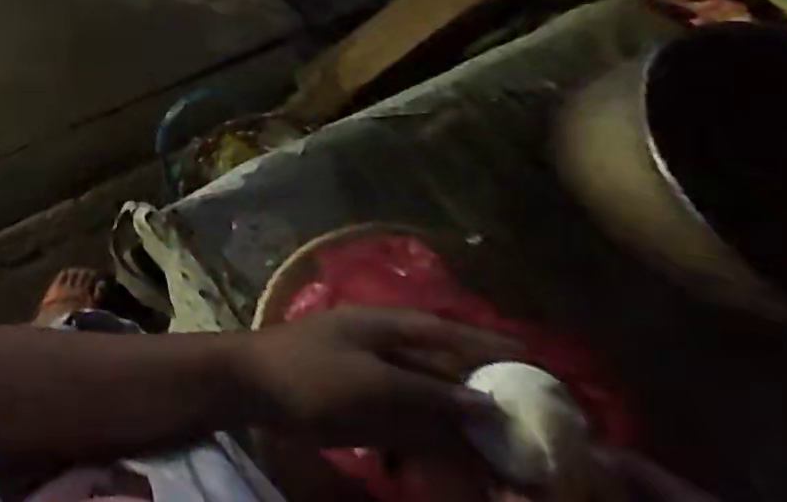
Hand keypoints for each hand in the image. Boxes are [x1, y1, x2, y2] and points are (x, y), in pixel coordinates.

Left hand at [232, 307, 520, 452]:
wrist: (253, 388)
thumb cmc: (312, 373)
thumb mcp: (374, 382)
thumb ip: (430, 393)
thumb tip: (486, 403)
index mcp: (382, 326)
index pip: (446, 330)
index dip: (488, 342)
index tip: (533, 358)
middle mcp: (382, 348)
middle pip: (441, 369)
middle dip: (483, 393)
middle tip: (532, 421)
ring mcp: (371, 378)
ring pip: (428, 400)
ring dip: (463, 423)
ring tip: (509, 452)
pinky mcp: (361, 408)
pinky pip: (408, 421)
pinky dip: (434, 438)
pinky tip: (463, 460)